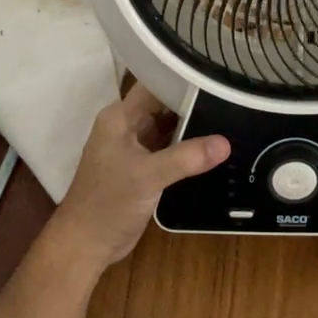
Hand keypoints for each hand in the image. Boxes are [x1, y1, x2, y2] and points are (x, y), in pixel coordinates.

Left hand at [47, 83, 229, 271]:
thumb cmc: (108, 203)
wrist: (86, 244)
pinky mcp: (143, 167)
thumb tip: (226, 143)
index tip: (216, 74)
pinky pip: (169, 147)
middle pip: (164, 104)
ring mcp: (134, 147)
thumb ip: (186, 157)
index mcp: (119, 117)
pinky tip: (213, 145)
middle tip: (231, 94)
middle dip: (193, 101)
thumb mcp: (148, 176)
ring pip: (168, 126)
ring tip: (229, 114)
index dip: (182, 76)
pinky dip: (188, 146)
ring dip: (192, 124)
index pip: (154, 84)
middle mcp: (126, 126)